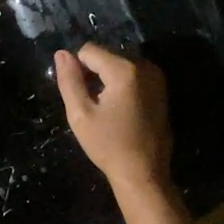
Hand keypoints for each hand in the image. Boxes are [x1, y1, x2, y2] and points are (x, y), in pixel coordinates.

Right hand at [54, 42, 171, 191]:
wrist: (144, 172)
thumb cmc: (109, 145)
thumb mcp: (80, 114)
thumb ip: (69, 81)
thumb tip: (61, 53)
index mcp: (124, 70)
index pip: (89, 51)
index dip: (77, 71)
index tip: (81, 97)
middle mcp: (145, 66)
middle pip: (106, 56)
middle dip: (94, 75)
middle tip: (93, 107)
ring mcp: (156, 77)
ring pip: (120, 65)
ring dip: (107, 81)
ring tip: (106, 111)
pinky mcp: (161, 89)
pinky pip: (134, 76)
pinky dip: (122, 87)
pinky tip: (120, 112)